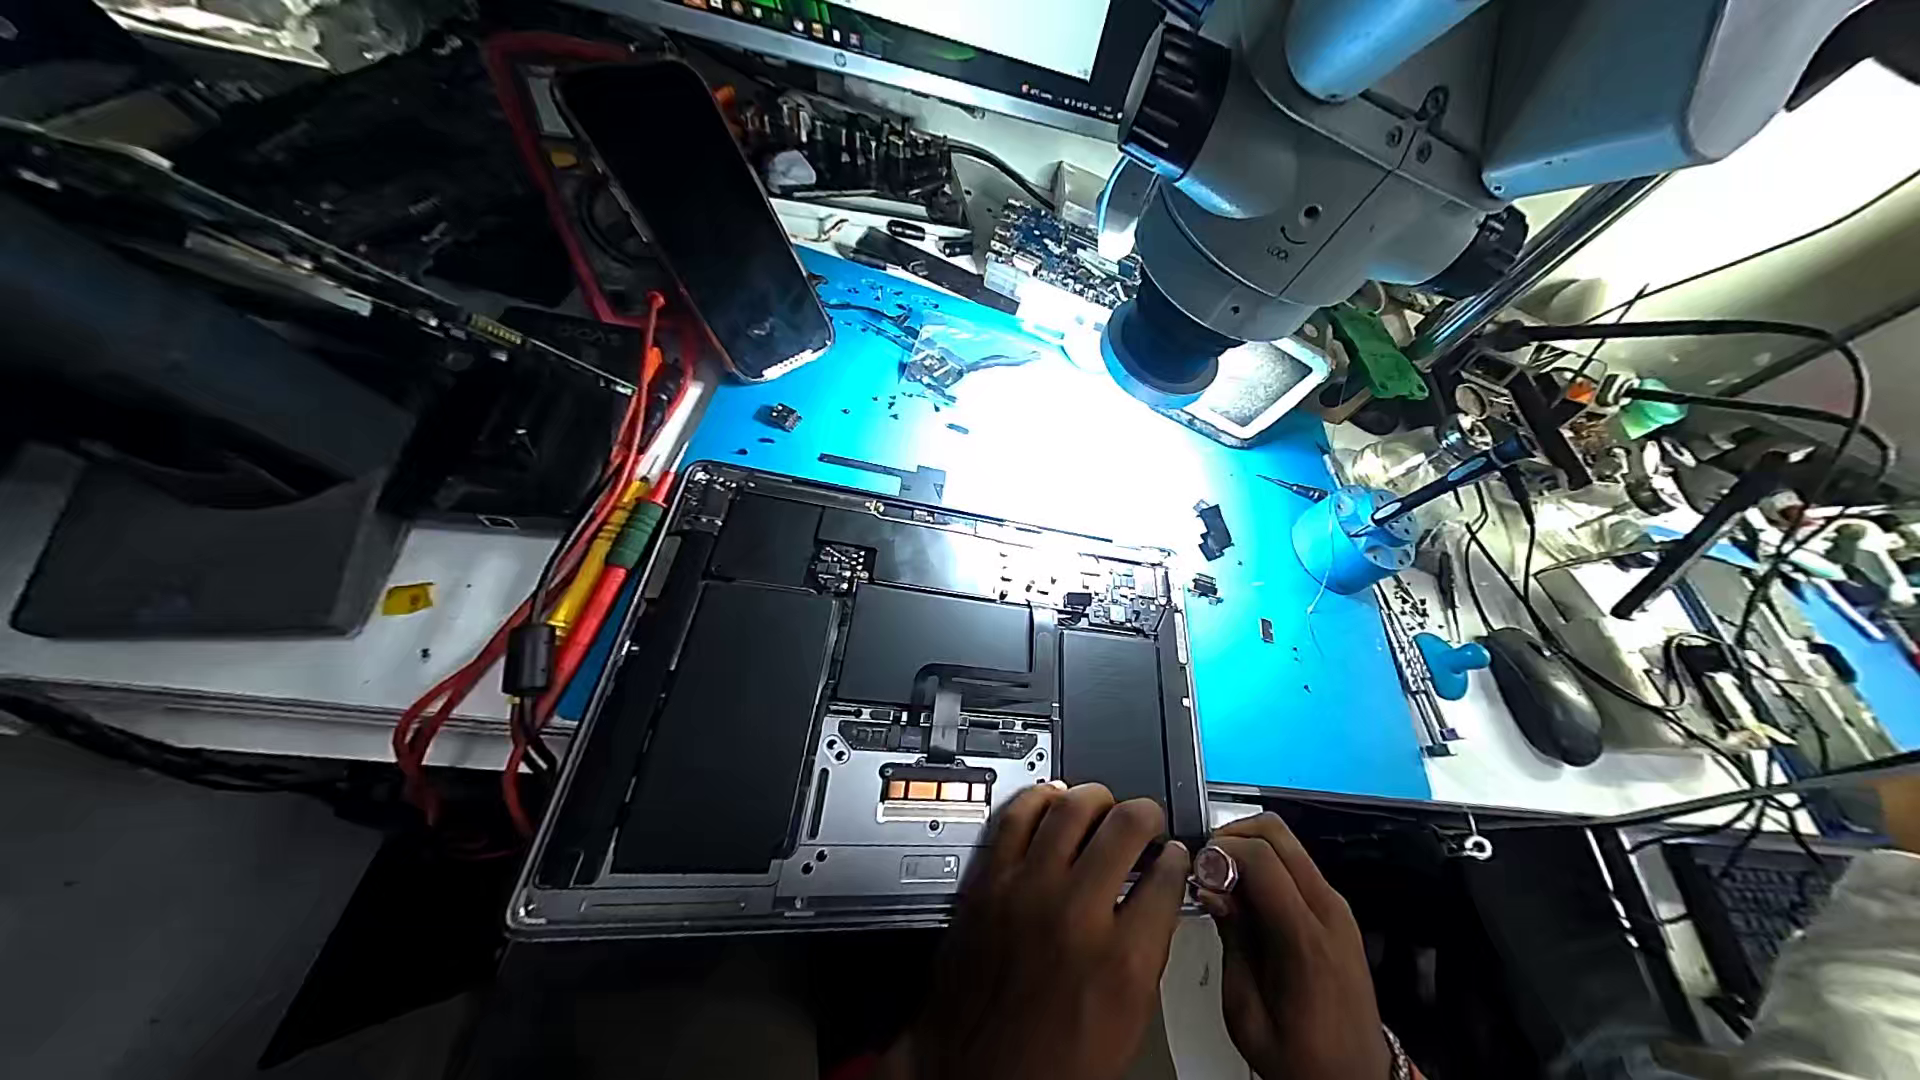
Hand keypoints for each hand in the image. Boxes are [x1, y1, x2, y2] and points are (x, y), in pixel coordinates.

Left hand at [879, 781, 1190, 1079]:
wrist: (977, 1074)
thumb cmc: (1051, 1061)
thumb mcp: (1125, 1015)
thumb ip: (1145, 948)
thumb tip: (1155, 898)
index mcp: (1122, 962)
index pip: (1167, 878)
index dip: (1176, 858)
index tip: (1173, 852)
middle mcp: (1076, 916)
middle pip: (1125, 828)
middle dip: (1146, 814)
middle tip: (1146, 817)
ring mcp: (1028, 891)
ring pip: (1071, 809)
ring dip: (1096, 798)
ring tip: (1103, 803)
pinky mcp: (991, 882)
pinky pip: (1017, 817)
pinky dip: (1040, 799)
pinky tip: (1052, 800)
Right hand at [1195, 813, 1390, 1079]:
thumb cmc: (1300, 1058)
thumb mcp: (1246, 1011)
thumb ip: (1231, 940)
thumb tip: (1211, 888)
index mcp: (1306, 941)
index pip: (1261, 857)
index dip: (1220, 851)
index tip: (1199, 872)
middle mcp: (1329, 913)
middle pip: (1276, 832)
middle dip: (1231, 835)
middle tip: (1207, 864)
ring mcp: (1337, 907)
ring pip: (1285, 840)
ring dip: (1246, 846)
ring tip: (1222, 879)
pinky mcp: (1336, 910)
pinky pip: (1294, 862)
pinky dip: (1262, 861)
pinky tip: (1244, 893)